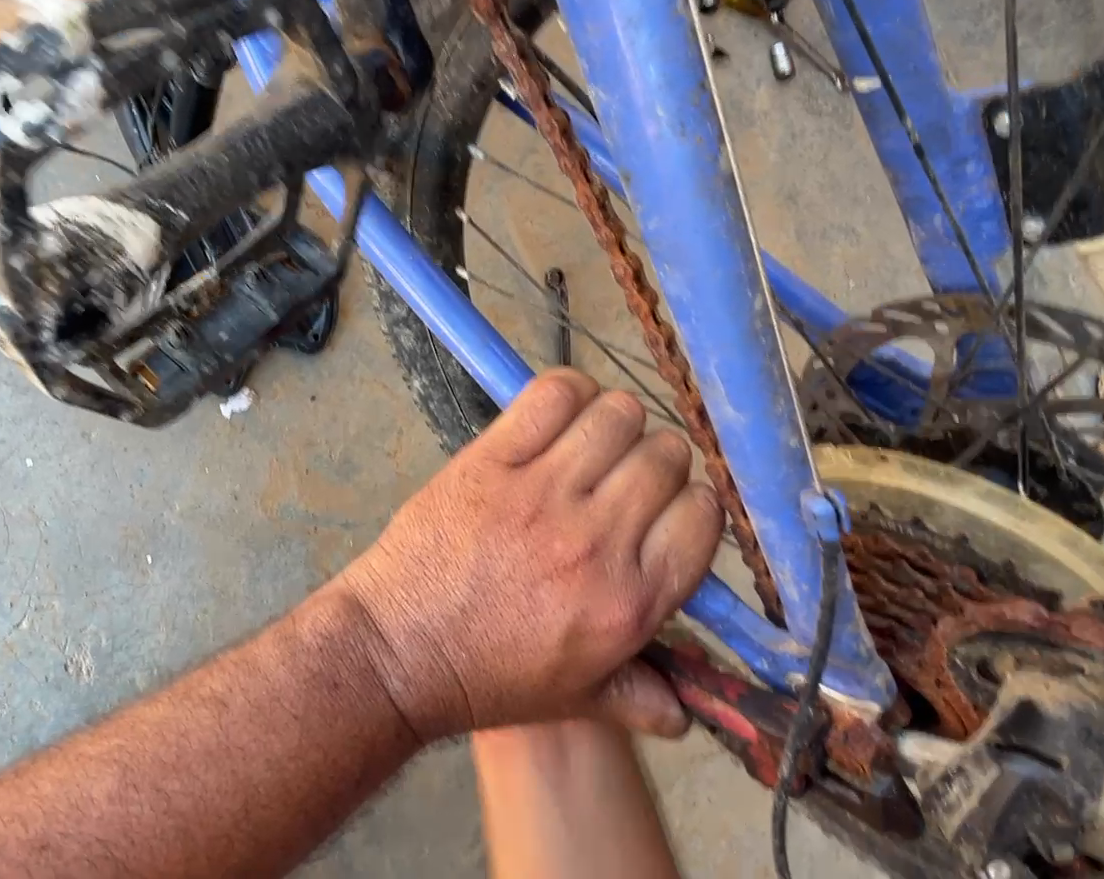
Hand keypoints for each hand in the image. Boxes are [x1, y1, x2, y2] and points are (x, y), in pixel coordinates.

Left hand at [333, 369, 723, 741]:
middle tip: (623, 474)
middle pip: (665, 455)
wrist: (399, 653)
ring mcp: (541, 494)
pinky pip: (552, 395)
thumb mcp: (576, 701)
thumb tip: (684, 712)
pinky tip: (557, 415)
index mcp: (630, 600)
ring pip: (618, 415)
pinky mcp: (492, 461)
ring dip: (614, 421)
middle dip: (655, 459)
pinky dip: (566, 391)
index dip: (692, 504)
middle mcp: (596, 540)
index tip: (667, 506)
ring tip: (590, 442)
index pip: (703, 515)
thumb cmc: (488, 677)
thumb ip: (639, 699)